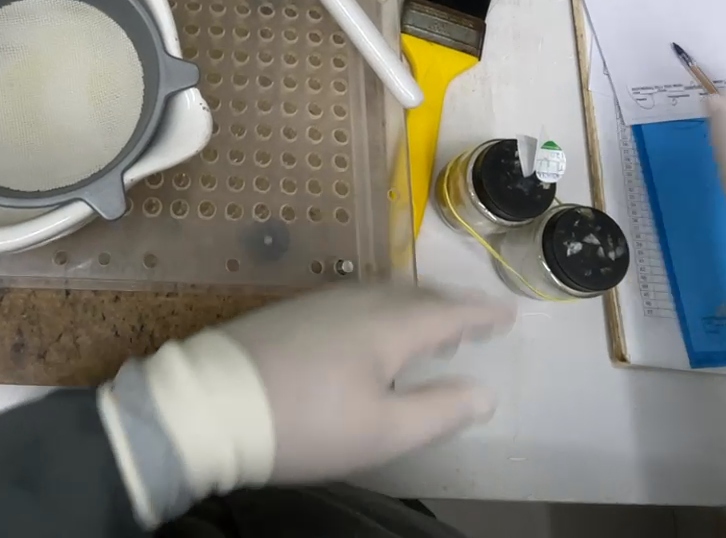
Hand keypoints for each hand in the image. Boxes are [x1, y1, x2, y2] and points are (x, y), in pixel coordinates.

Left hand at [219, 284, 514, 482]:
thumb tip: (486, 393)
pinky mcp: (297, 309)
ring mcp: (323, 299)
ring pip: (385, 293)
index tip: (509, 312)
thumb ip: (439, 409)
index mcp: (387, 324)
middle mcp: (359, 299)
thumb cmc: (309, 421)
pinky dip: (384, 308)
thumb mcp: (383, 431)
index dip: (481, 313)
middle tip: (475, 322)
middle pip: (416, 295)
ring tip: (431, 327)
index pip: (448, 312)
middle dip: (450, 306)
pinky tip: (375, 331)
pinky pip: (358, 297)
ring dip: (416, 306)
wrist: (217, 400)